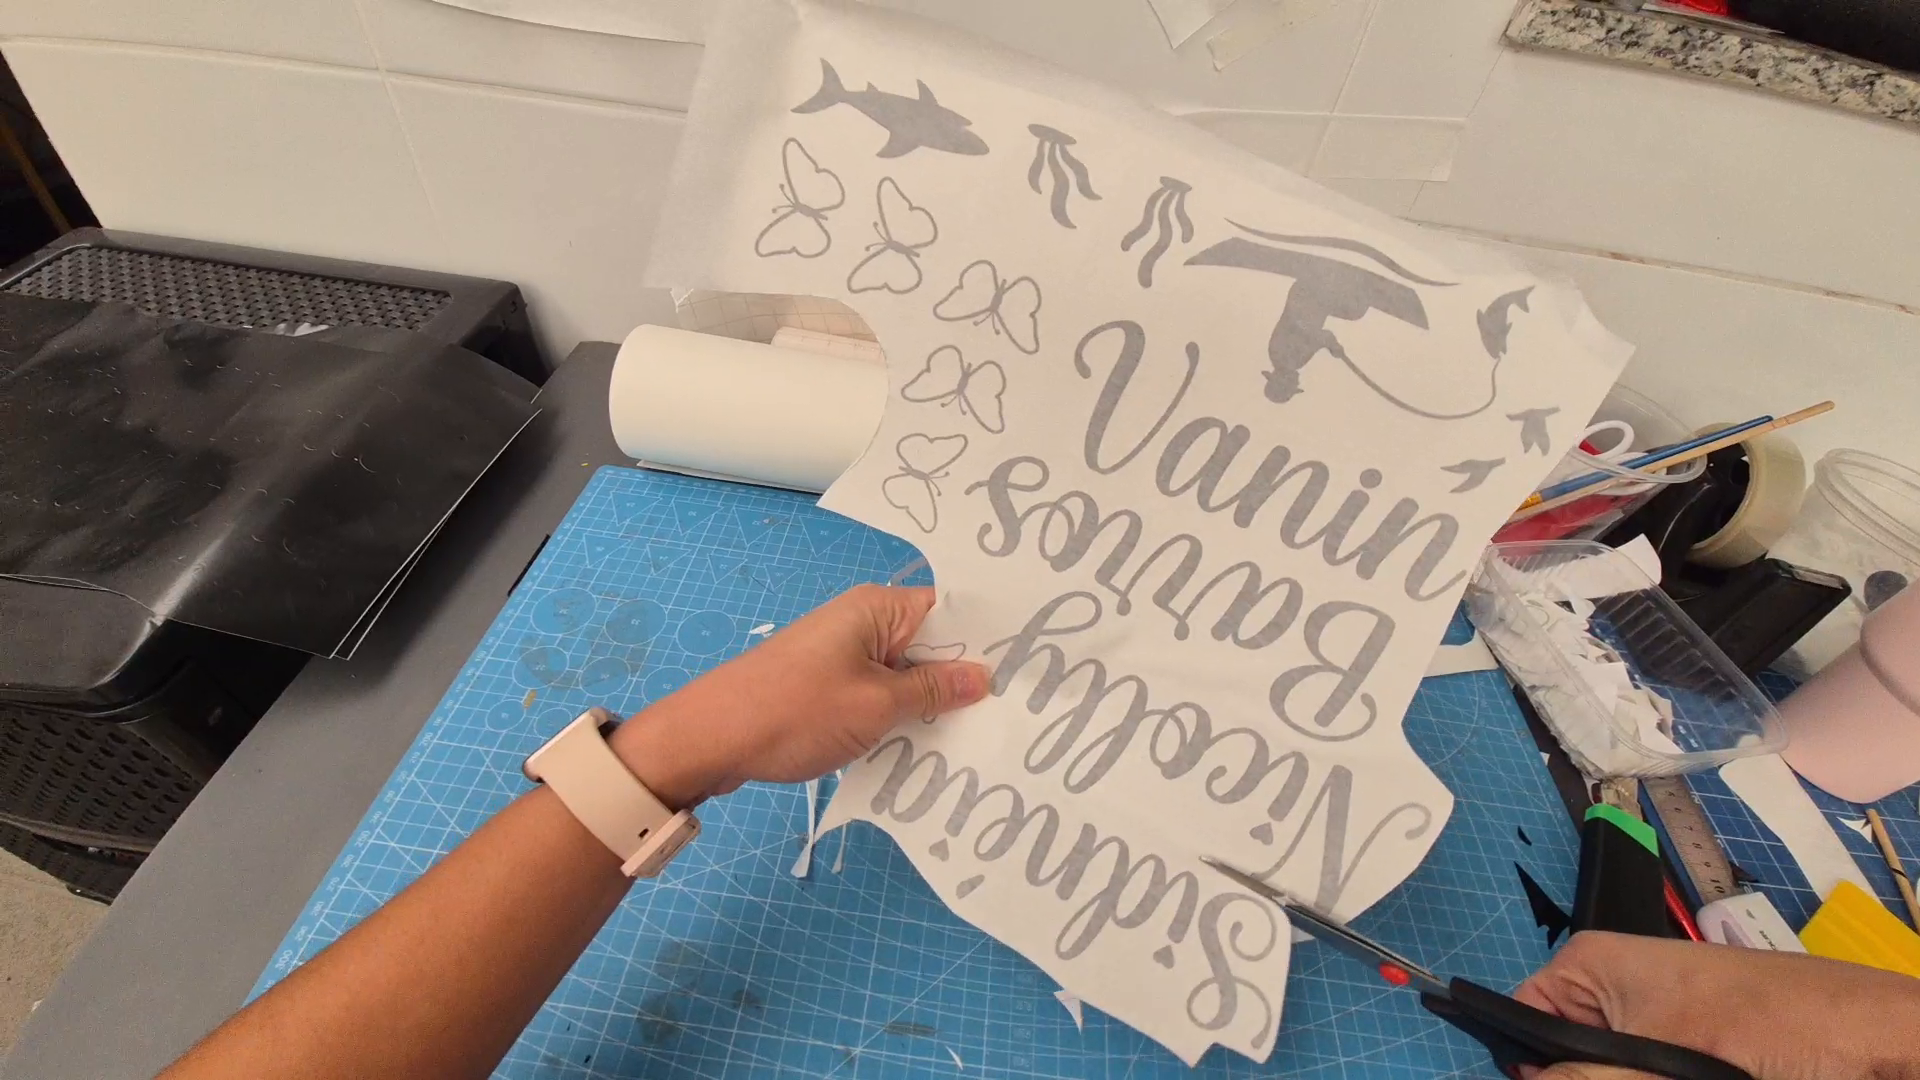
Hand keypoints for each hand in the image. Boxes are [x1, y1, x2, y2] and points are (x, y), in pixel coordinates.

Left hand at [608, 585, 988, 807]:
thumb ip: (933, 689)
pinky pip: (882, 692)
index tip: (1029, 665)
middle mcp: (864, 623)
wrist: (711, 739)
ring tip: (983, 730)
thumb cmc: (798, 710)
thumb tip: (984, 676)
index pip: (948, 609)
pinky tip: (930, 744)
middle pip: (930, 643)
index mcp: (878, 609)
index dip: (986, 636)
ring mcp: (846, 655)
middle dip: (964, 675)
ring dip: (933, 701)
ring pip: (907, 673)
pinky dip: (903, 714)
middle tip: (1017, 707)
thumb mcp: (876, 703)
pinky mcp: (832, 685)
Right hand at [1513, 931, 1919, 1079]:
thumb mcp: (1673, 1055)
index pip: (1528, 1014)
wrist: (1891, 1041)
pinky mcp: (1703, 1060)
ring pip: (1623, 1073)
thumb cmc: (1775, 1025)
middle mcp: (1617, 992)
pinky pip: (1659, 1074)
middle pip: (1576, 1054)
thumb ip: (1594, 1074)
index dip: (1533, 1063)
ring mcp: (1664, 1028)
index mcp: (1591, 967)